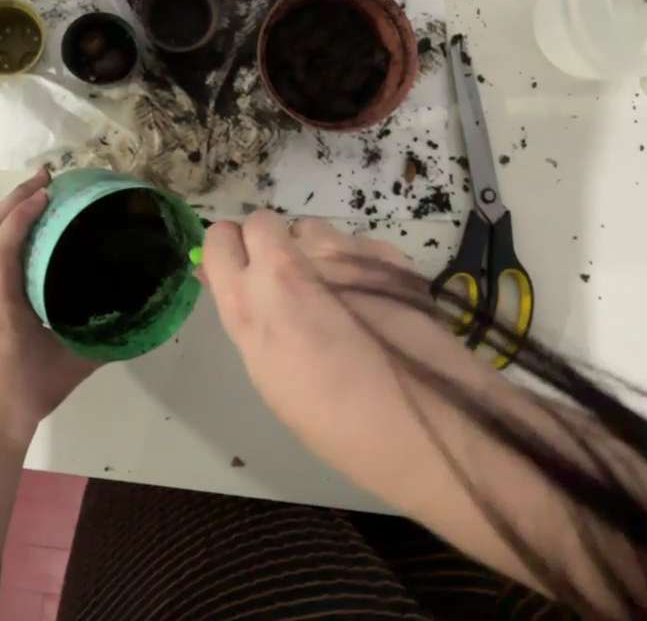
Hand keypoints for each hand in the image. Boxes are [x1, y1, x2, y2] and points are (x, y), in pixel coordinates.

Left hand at [0, 170, 100, 445]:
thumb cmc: (26, 394)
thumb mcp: (72, 366)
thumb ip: (105, 340)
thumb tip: (141, 316)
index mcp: (1, 305)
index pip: (2, 248)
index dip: (21, 216)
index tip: (47, 193)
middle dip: (12, 200)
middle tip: (45, 179)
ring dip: (1, 212)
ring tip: (31, 195)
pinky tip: (18, 230)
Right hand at [200, 213, 485, 513]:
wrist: (427, 426)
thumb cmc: (333, 421)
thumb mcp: (269, 372)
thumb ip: (248, 315)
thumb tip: (230, 282)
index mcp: (250, 302)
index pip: (219, 238)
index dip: (230, 251)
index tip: (242, 270)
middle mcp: (287, 265)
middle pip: (260, 220)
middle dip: (266, 240)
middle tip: (286, 277)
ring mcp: (338, 253)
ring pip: (309, 228)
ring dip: (313, 250)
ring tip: (335, 291)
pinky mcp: (383, 252)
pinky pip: (355, 244)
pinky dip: (357, 263)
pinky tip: (374, 300)